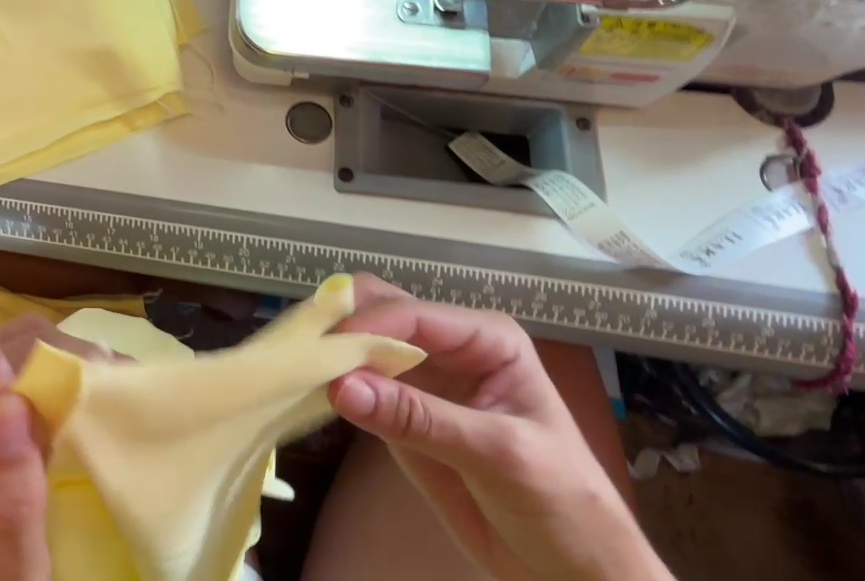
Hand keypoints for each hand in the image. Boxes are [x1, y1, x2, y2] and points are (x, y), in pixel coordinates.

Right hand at [327, 275, 670, 580]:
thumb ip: (419, 418)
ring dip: (328, 349)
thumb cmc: (561, 505)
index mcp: (484, 338)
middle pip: (379, 310)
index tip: (322, 356)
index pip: (410, 314)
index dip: (364, 326)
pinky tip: (305, 391)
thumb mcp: (498, 456)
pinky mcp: (400, 410)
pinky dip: (329, 382)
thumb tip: (338, 385)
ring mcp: (421, 377)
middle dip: (339, 324)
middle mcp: (448, 345)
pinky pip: (356, 382)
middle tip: (302, 354)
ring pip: (360, 340)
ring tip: (293, 368)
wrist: (571, 572)